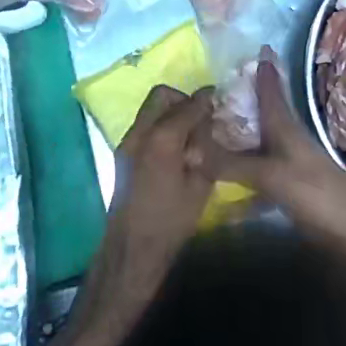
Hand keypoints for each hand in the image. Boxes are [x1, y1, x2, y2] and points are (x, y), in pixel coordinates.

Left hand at [84, 86, 216, 327]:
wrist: (133, 248)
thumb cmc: (172, 220)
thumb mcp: (200, 183)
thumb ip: (206, 148)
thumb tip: (210, 127)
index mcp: (162, 139)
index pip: (189, 105)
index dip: (207, 100)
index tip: (221, 101)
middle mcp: (140, 133)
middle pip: (162, 96)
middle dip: (184, 100)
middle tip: (202, 119)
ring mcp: (128, 143)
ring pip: (151, 110)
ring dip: (172, 113)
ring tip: (191, 135)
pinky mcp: (124, 155)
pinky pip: (145, 127)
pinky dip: (162, 127)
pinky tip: (177, 149)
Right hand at [210, 51, 345, 266]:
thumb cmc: (315, 194)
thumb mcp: (270, 176)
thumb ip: (231, 164)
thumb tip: (189, 151)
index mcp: (286, 130)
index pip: (272, 93)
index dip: (266, 72)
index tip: (262, 48)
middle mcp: (289, 144)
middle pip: (265, 118)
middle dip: (246, 105)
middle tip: (220, 94)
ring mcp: (291, 169)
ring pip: (260, 149)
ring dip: (239, 144)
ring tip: (213, 139)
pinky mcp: (291, 194)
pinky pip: (259, 182)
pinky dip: (242, 186)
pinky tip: (226, 203)